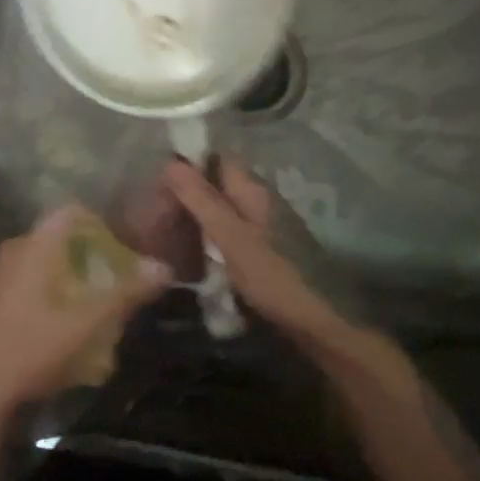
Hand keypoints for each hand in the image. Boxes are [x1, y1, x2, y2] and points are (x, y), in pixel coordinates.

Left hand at [0, 205, 170, 410]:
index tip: (124, 244)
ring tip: (96, 297)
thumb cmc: (32, 349)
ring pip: (43, 258)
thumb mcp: (86, 324)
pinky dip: (51, 287)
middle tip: (117, 273)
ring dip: (70, 272)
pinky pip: (29, 277)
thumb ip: (124, 293)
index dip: (100, 221)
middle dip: (89, 251)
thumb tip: (163, 266)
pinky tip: (65, 316)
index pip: (70, 211)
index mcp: (34, 245)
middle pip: (58, 236)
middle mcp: (14, 248)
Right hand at [162, 158, 350, 343]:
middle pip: (221, 181)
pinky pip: (234, 228)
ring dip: (201, 212)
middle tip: (159, 206)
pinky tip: (199, 249)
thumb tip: (170, 161)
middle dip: (191, 189)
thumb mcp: (230, 237)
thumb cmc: (272, 276)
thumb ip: (201, 199)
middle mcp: (263, 199)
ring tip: (171, 227)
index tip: (160, 176)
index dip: (189, 161)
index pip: (217, 157)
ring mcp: (269, 224)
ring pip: (227, 205)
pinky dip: (214, 233)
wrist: (320, 323)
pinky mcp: (270, 248)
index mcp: (254, 190)